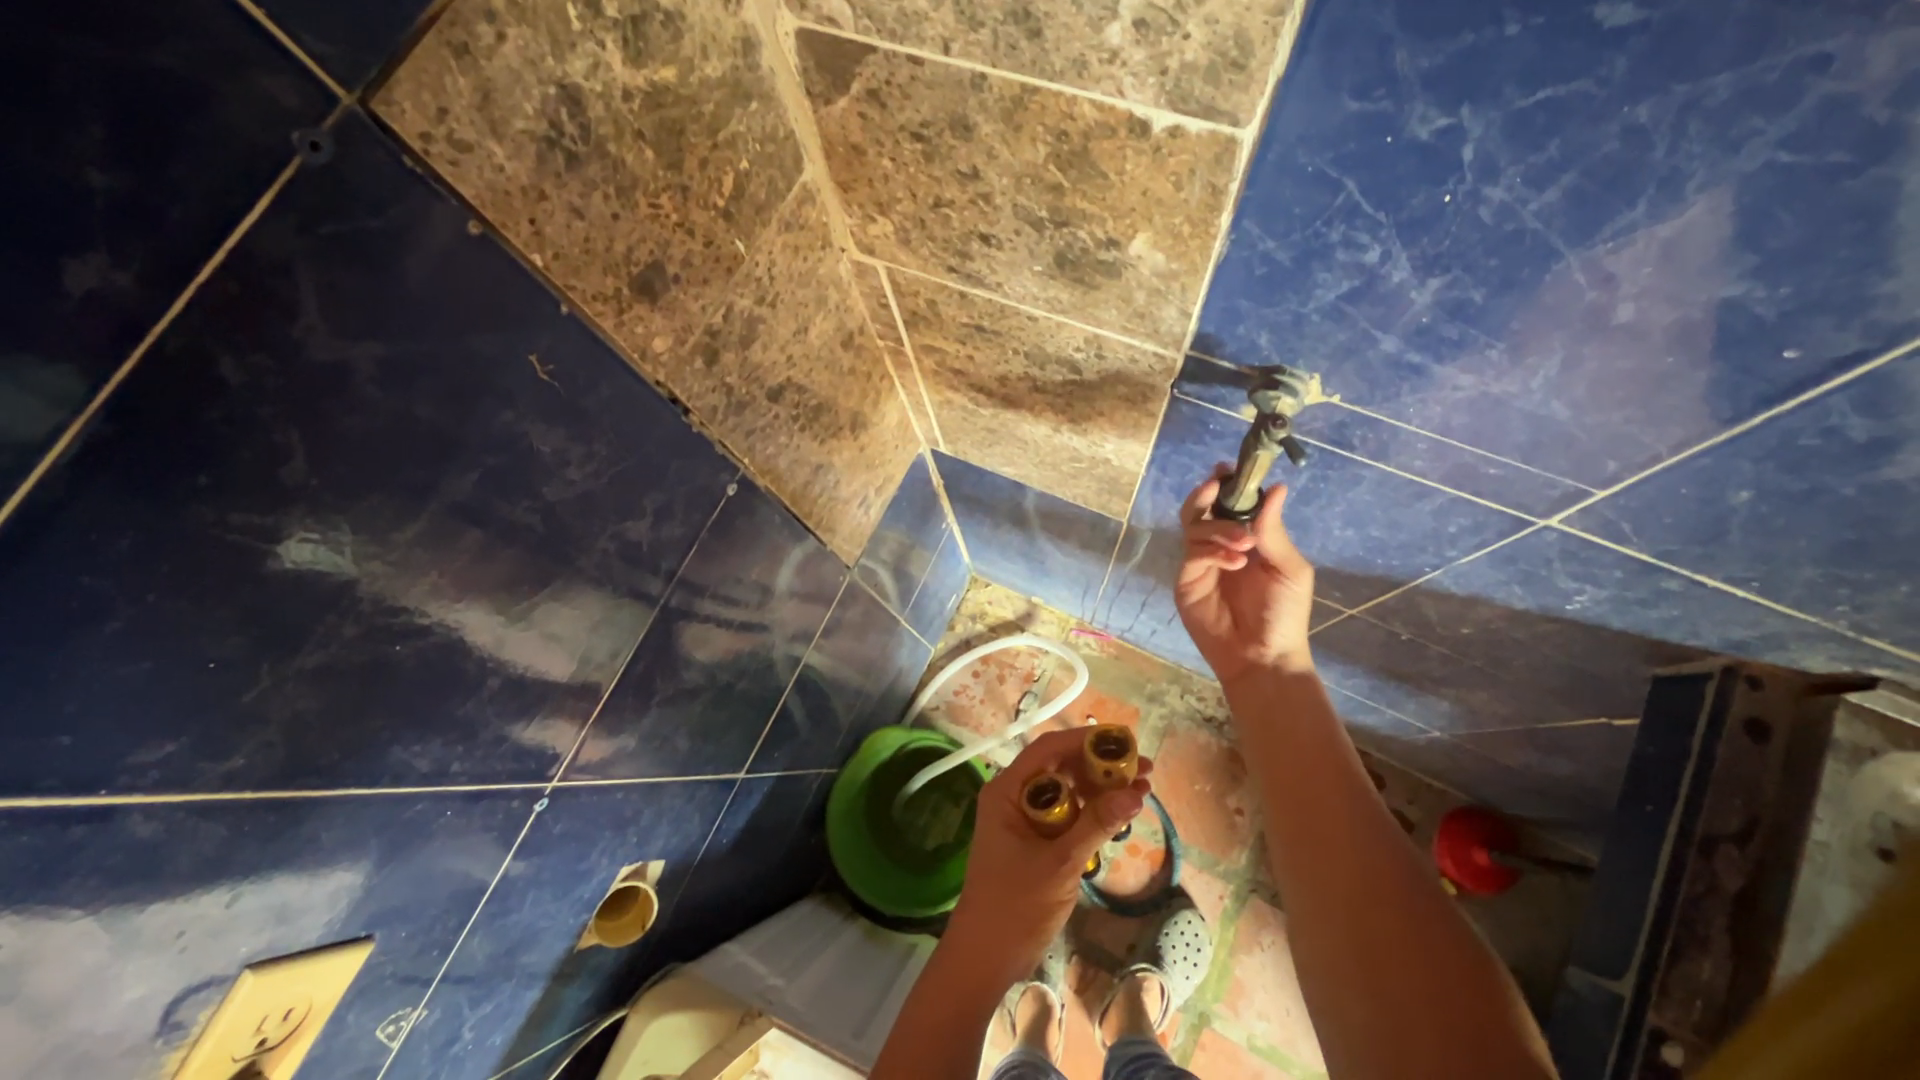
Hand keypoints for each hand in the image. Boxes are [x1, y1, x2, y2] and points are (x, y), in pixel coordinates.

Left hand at [947, 728, 1152, 986]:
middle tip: (1143, 770)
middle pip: (1061, 766)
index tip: (1125, 743)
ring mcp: (1025, 820)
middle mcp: (1014, 797)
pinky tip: (1120, 817)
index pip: (1049, 748)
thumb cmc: (1015, 906)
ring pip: (1068, 791)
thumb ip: (1096, 824)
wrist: (986, 956)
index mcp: (1007, 791)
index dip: (1087, 741)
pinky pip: (1068, 815)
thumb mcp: (1060, 863)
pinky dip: (1093, 813)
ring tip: (1141, 793)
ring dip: (1102, 790)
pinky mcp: (1036, 842)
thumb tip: (1134, 792)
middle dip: (1102, 766)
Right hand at [1172, 464, 1316, 683]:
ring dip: (1218, 527)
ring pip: (1194, 526)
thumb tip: (1276, 487)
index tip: (1227, 469)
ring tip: (1243, 544)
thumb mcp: (1289, 568)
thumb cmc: (1284, 614)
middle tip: (1218, 487)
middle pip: (1200, 509)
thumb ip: (1274, 530)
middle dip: (1209, 495)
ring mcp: (1200, 564)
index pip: (1229, 504)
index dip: (1226, 485)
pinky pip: (1192, 553)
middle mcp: (1218, 547)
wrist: (1264, 656)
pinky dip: (1212, 550)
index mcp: (1246, 540)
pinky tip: (1234, 561)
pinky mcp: (1186, 581)